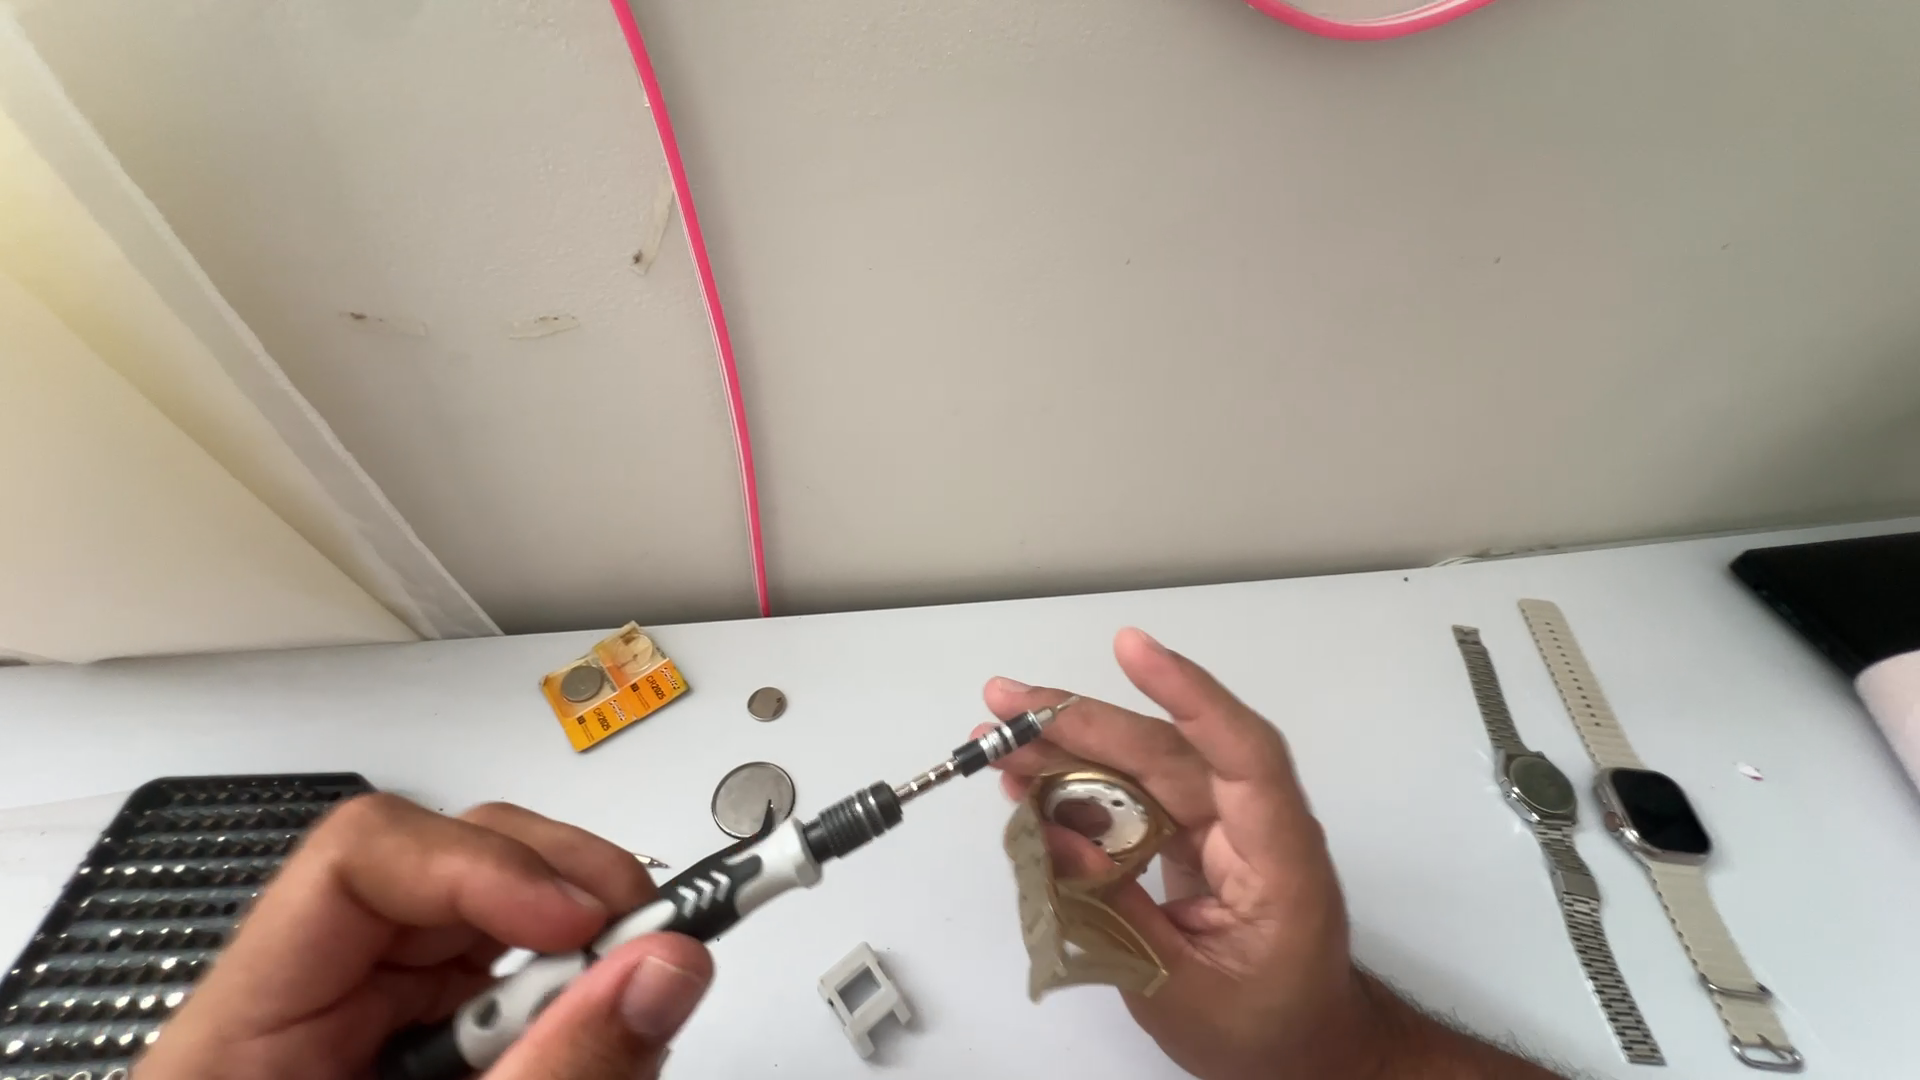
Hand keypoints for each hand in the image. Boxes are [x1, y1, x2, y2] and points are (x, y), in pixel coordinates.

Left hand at [136, 795, 711, 1079]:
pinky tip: (602, 1032)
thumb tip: (671, 963)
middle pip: (454, 860)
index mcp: (245, 1041)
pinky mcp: (433, 1036)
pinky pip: (523, 965)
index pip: (361, 862)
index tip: (583, 924)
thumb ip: (559, 1077)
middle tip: (648, 939)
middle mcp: (314, 1002)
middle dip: (569, 886)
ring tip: (632, 1000)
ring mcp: (378, 1015)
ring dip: (591, 936)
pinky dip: (585, 983)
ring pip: (503, 902)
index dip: (485, 865)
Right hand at [985, 628, 1556, 1079]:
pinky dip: (1072, 786)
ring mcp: (1211, 822)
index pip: (1244, 755)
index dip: (1189, 694)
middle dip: (1080, 721)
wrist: (1300, 1046)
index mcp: (1278, 857)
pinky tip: (1026, 782)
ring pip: (1134, 763)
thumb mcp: (1182, 993)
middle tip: (1004, 701)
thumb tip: (1051, 832)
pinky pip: (1124, 795)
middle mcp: (1245, 821)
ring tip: (997, 736)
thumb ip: (1115, 913)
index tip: (1129, 647)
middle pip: (1162, 749)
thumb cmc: (1264, 1030)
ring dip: (1064, 746)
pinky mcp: (1182, 830)